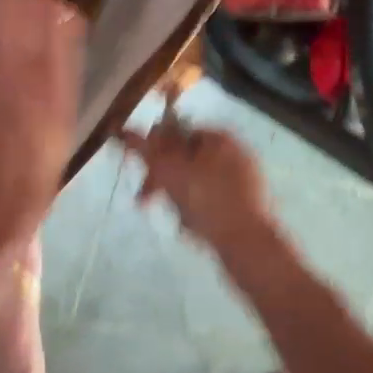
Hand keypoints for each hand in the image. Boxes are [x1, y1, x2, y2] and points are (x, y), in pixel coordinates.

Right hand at [116, 121, 275, 254]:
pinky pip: (212, 203)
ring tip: (177, 220)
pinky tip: (194, 230)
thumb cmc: (208, 202)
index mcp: (221, 137)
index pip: (178, 132)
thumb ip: (146, 150)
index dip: (154, 151)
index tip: (141, 173)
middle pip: (186, 159)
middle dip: (164, 180)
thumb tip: (124, 129)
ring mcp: (245, 179)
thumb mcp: (171, 172)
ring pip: (197, 184)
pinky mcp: (247, 206)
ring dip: (179, 200)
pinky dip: (198, 213)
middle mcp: (236, 152)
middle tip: (146, 200)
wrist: (248, 244)